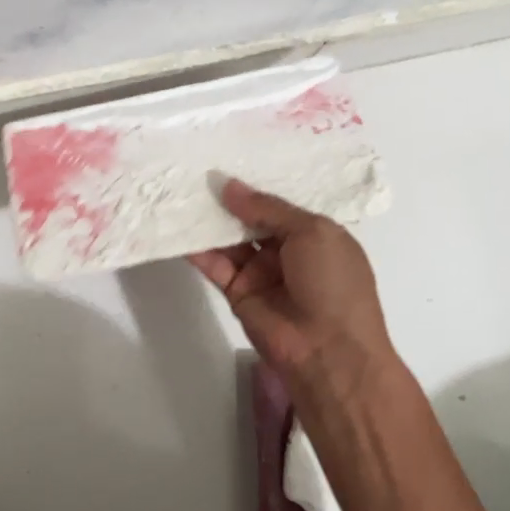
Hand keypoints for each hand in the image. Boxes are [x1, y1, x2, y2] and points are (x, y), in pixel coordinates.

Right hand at [187, 178, 393, 394]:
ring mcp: (260, 272)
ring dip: (208, 220)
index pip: (280, 205)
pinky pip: (214, 264)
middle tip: (196, 171)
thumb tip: (228, 186)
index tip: (227, 160)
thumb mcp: (312, 233)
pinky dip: (195, 248)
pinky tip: (176, 227)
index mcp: (315, 234)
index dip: (256, 186)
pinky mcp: (236, 292)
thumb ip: (267, 208)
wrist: (327, 350)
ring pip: (229, 240)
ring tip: (180, 193)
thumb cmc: (333, 284)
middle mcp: (287, 251)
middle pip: (251, 220)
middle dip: (227, 200)